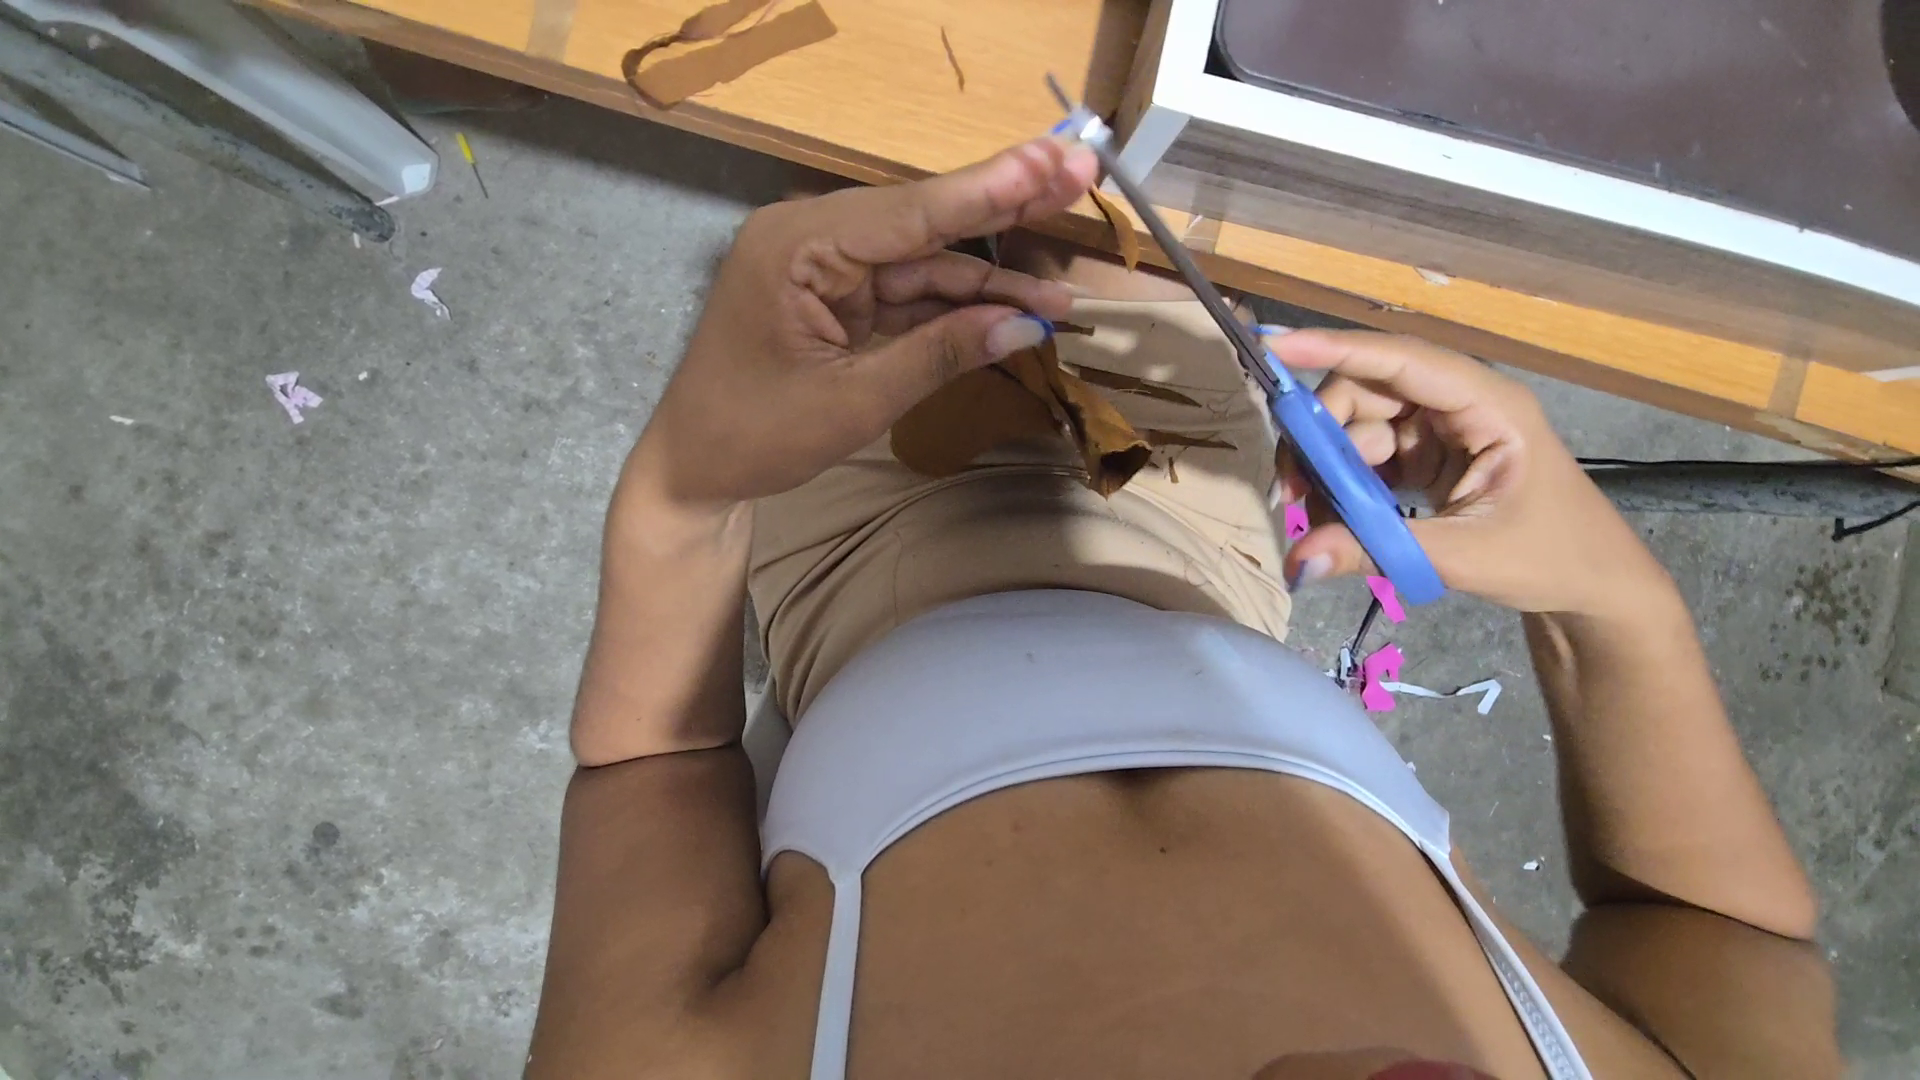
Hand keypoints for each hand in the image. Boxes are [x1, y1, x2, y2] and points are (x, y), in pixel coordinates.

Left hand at [628, 137, 1098, 508]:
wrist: (697, 472)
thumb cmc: (758, 436)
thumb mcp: (855, 400)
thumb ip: (940, 355)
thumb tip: (1026, 327)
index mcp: (799, 246)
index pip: (911, 213)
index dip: (991, 191)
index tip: (1056, 162)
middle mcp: (814, 240)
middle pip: (923, 221)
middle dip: (1002, 210)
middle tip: (1078, 175)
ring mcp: (826, 270)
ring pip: (922, 263)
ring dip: (987, 282)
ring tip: (1059, 291)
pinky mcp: (837, 301)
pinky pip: (906, 296)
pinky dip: (954, 310)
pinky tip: (1008, 315)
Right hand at [1273, 331, 1673, 616]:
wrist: (1589, 587)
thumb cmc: (1551, 558)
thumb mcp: (1460, 557)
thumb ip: (1373, 551)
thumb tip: (1296, 561)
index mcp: (1488, 407)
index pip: (1403, 361)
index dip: (1336, 349)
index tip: (1275, 347)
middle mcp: (1456, 405)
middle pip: (1365, 392)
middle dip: (1319, 434)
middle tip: (1291, 489)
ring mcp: (1435, 430)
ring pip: (1354, 426)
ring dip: (1324, 468)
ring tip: (1315, 518)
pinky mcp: (1419, 456)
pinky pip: (1360, 458)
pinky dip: (1338, 487)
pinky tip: (1335, 522)